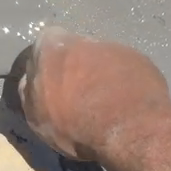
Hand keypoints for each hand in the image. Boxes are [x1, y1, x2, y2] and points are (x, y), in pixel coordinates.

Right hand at [18, 26, 170, 162]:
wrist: (129, 131)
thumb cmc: (75, 125)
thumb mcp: (37, 117)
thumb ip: (30, 92)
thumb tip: (30, 80)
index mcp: (51, 48)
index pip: (43, 44)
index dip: (47, 64)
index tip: (51, 84)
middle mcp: (83, 39)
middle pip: (75, 50)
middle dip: (76, 68)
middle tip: (79, 97)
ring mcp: (115, 47)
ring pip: (102, 58)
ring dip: (101, 75)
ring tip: (105, 105)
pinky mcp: (140, 59)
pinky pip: (126, 69)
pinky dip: (124, 82)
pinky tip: (126, 105)